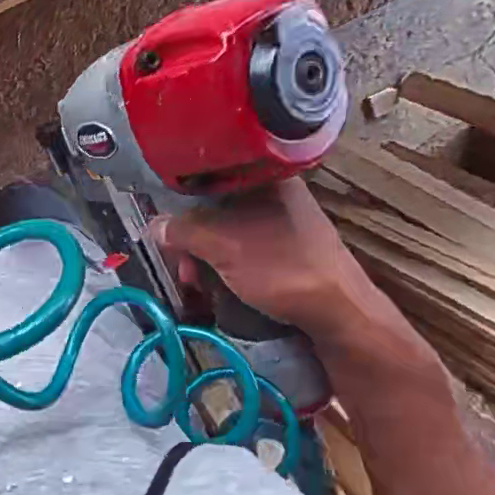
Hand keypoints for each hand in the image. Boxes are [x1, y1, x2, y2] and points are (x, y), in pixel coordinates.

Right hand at [148, 178, 378, 340]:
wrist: (341, 315)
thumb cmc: (282, 269)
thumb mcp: (222, 246)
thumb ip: (181, 231)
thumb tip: (153, 226)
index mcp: (264, 179)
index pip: (206, 179)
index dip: (178, 204)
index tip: (165, 232)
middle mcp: (274, 194)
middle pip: (212, 210)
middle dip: (189, 242)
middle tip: (184, 269)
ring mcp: (282, 223)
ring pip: (224, 233)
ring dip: (202, 258)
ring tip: (197, 284)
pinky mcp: (285, 250)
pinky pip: (240, 249)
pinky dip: (222, 265)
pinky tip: (217, 286)